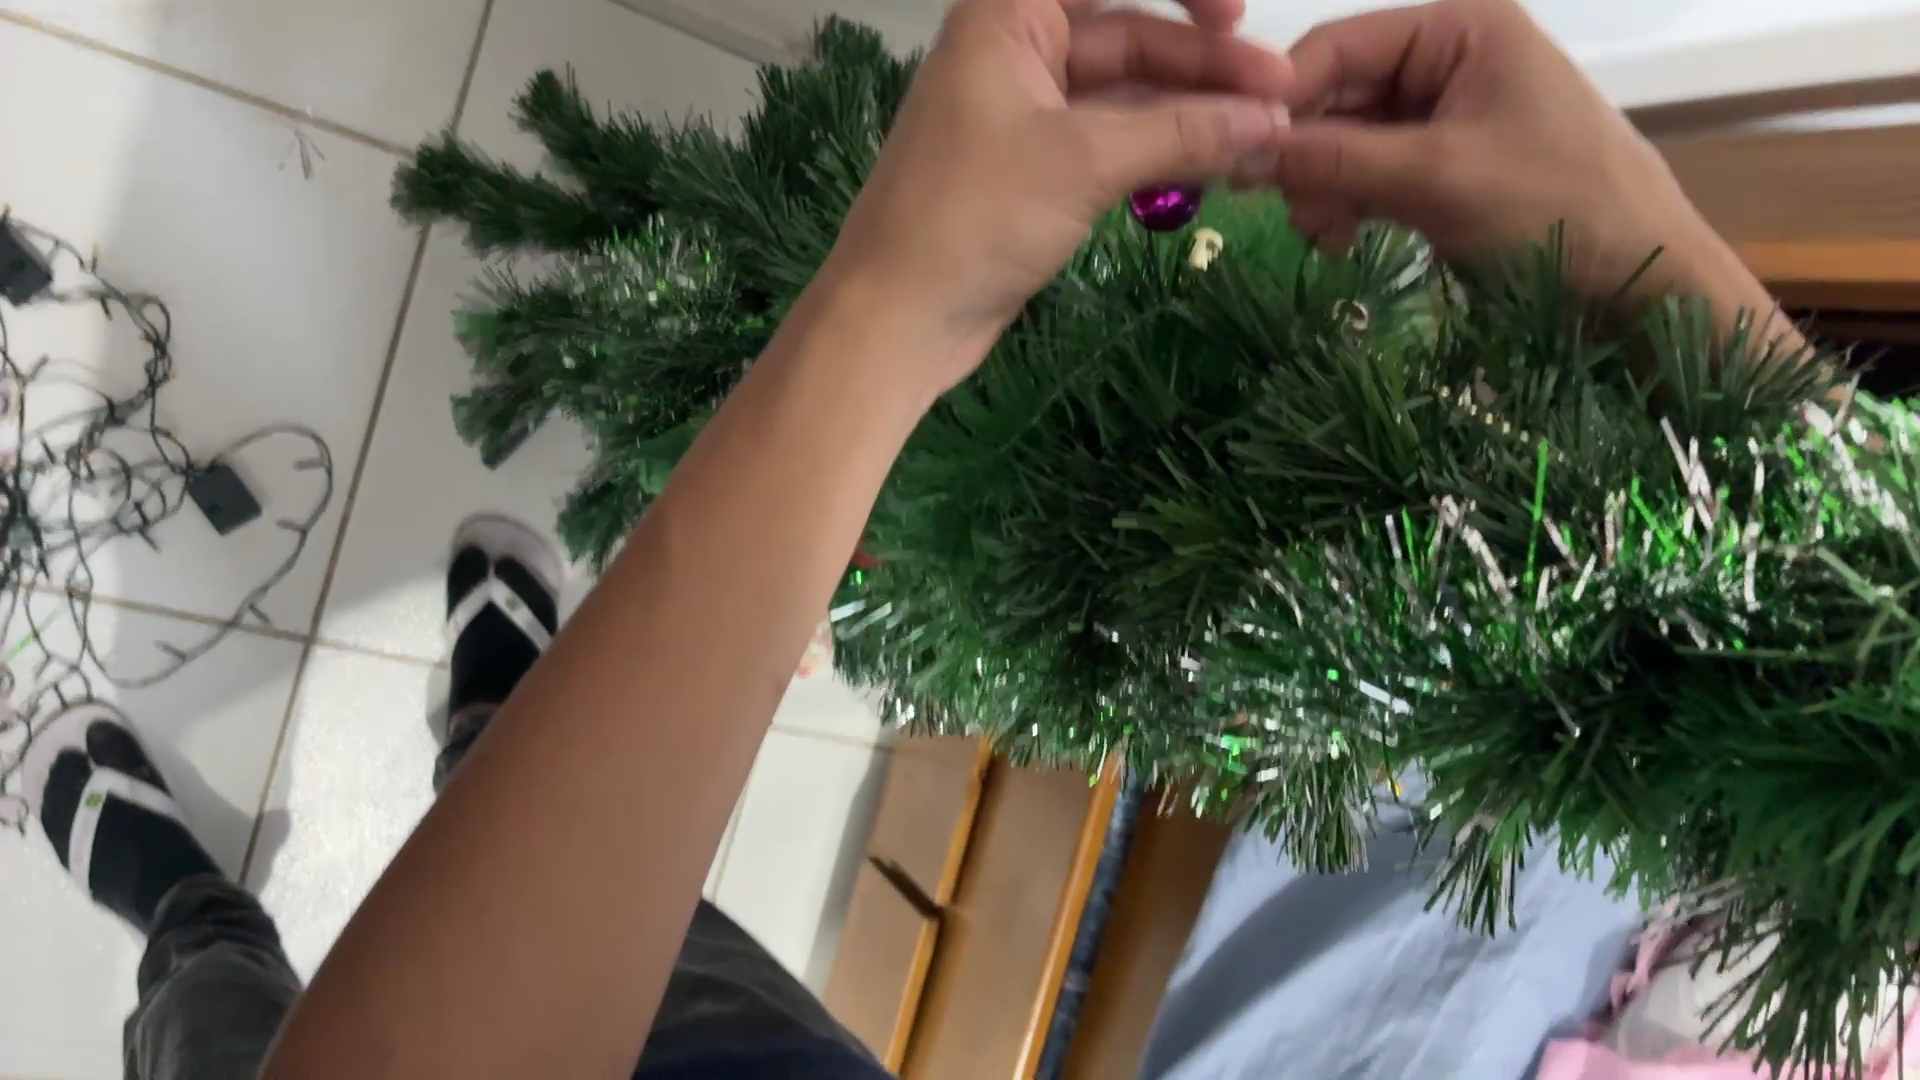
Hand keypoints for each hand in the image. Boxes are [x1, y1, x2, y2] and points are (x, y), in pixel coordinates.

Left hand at [820, 0, 1293, 392]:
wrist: (901, 319)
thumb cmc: (973, 218)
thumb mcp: (1081, 161)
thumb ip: (1178, 133)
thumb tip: (1271, 122)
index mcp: (1009, 13)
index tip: (1243, 19)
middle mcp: (1016, 55)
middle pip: (1127, 40)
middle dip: (1202, 71)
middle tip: (1277, 104)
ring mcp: (1025, 122)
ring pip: (1123, 103)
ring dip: (1186, 120)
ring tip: (1258, 142)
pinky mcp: (1034, 180)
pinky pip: (1107, 152)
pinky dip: (1155, 160)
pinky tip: (1208, 170)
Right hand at [1257, 0, 1763, 310]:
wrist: (1622, 279)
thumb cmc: (1551, 205)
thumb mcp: (1435, 176)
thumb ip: (1335, 160)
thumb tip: (1240, 152)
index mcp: (1456, 30)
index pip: (1337, 47)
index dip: (1282, 99)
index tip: (1238, 158)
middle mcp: (1439, 64)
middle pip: (1333, 99)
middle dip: (1303, 157)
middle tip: (1286, 210)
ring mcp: (1432, 120)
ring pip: (1338, 146)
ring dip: (1318, 190)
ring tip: (1323, 234)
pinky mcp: (1427, 169)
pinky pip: (1358, 178)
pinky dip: (1340, 208)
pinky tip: (1339, 241)